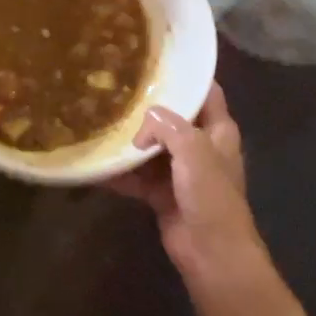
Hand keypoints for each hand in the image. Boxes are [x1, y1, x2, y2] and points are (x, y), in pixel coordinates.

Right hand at [107, 83, 266, 279]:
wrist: (212, 254)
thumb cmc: (210, 197)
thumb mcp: (194, 151)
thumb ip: (169, 127)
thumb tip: (145, 120)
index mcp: (218, 131)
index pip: (206, 93)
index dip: (188, 76)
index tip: (157, 61)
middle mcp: (200, 147)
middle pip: (172, 119)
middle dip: (148, 109)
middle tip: (115, 91)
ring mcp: (181, 172)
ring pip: (152, 149)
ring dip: (130, 143)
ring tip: (99, 123)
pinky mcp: (163, 195)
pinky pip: (138, 177)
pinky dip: (121, 174)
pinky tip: (97, 166)